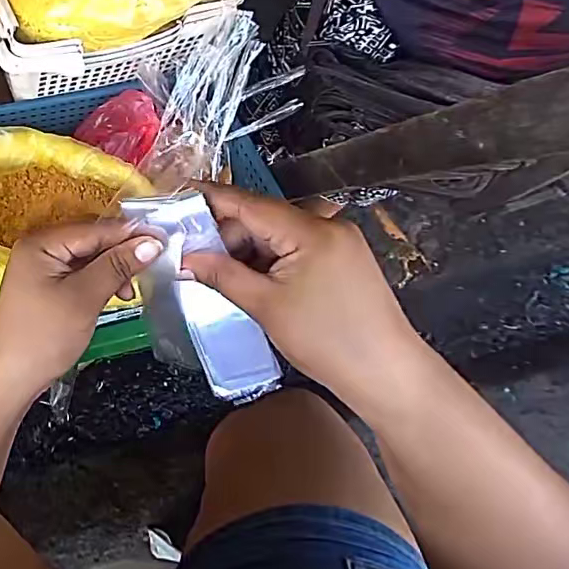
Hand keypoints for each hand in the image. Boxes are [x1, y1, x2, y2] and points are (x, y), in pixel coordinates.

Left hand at [0, 220, 161, 395]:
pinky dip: (100, 280)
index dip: (130, 234)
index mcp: (41, 242)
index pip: (95, 229)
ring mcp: (41, 266)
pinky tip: (115, 294)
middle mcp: (39, 247)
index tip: (164, 240)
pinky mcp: (46, 285)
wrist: (8, 379)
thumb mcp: (85, 297)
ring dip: (113, 268)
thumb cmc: (43, 337)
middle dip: (122, 252)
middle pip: (92, 240)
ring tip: (130, 290)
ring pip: (89, 257)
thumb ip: (117, 266)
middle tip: (154, 265)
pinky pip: (80, 272)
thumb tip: (151, 242)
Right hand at [181, 183, 432, 399]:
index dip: (210, 198)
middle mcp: (327, 224)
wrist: (388, 374)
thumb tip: (186, 258)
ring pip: (278, 233)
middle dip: (227, 235)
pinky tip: (254, 280)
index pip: (249, 202)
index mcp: (310, 229)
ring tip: (224, 276)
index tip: (179, 194)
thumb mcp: (265, 306)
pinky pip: (296, 246)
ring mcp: (338, 241)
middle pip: (263, 216)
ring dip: (249, 250)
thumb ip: (222, 275)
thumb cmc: (328, 341)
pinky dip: (271, 259)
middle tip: (196, 258)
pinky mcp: (343, 258)